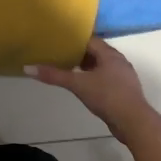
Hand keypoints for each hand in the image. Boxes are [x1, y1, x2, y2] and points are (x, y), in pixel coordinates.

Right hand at [26, 36, 152, 133]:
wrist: (133, 121)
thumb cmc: (107, 96)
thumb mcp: (77, 84)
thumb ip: (54, 75)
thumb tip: (28, 68)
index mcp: (110, 55)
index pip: (90, 40)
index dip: (74, 39)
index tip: (58, 40)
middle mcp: (119, 61)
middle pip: (96, 52)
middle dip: (79, 52)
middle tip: (59, 53)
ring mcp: (123, 76)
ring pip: (101, 65)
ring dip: (86, 65)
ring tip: (68, 67)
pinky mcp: (123, 90)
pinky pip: (106, 77)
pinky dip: (93, 77)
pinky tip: (83, 85)